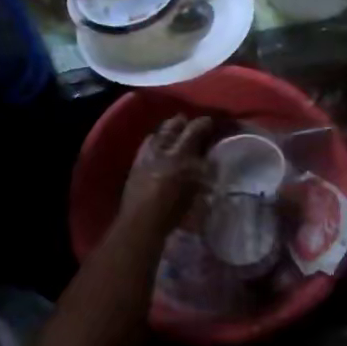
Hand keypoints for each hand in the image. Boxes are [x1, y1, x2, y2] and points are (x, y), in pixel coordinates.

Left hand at [120, 115, 212, 232]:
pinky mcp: (136, 163)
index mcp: (181, 158)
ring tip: (176, 127)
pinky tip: (157, 142)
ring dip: (169, 128)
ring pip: (159, 132)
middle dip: (185, 123)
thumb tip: (207, 164)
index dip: (204, 125)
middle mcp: (163, 151)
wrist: (140, 223)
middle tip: (194, 122)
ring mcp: (147, 155)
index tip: (210, 122)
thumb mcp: (194, 193)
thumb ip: (201, 175)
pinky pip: (147, 144)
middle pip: (174, 127)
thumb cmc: (172, 214)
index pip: (195, 132)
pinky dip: (155, 140)